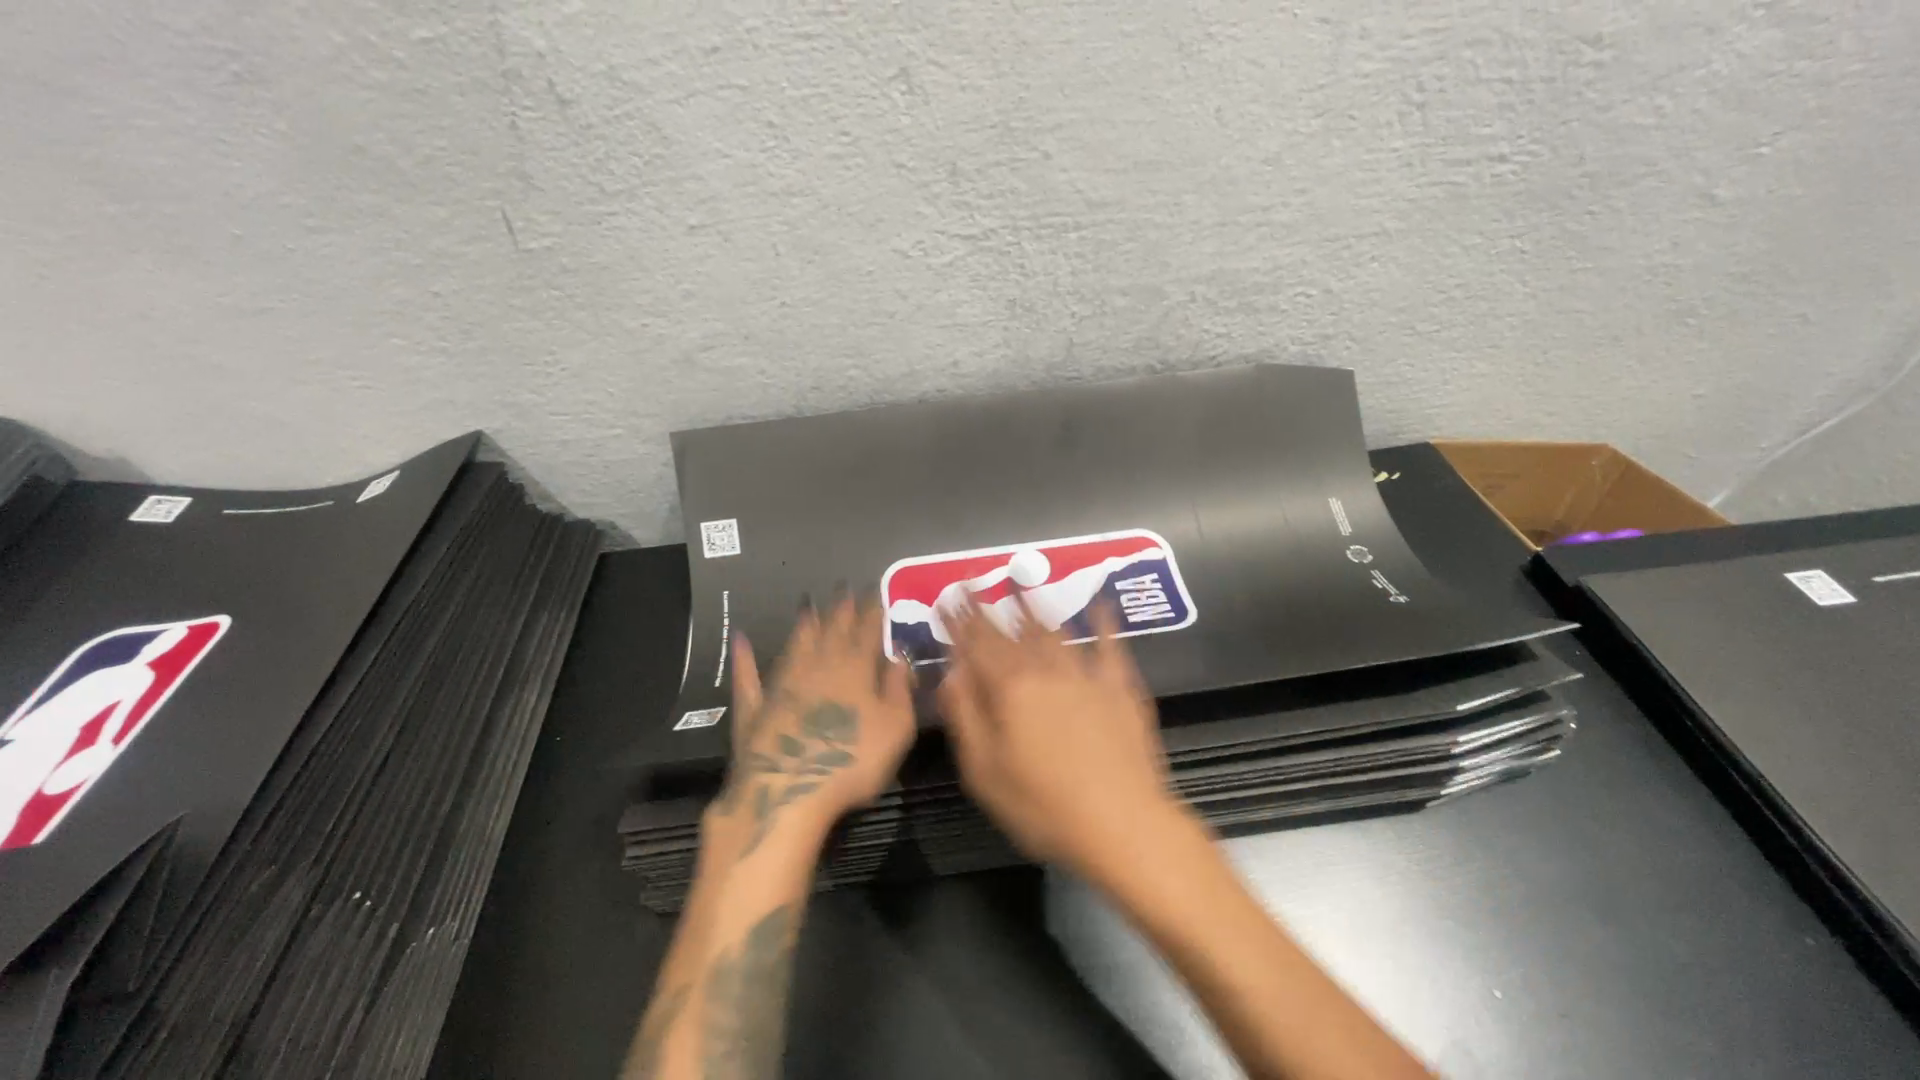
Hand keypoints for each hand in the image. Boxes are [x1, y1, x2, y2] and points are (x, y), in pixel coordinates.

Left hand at [709, 593, 915, 855]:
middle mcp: (818, 666)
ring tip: (808, 605)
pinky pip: (748, 675)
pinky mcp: (754, 707)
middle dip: (839, 607)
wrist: (788, 791)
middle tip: (842, 586)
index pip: (867, 630)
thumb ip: (898, 688)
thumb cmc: (852, 760)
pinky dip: (744, 657)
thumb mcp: (896, 727)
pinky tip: (740, 639)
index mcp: (855, 668)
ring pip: (795, 644)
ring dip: (803, 624)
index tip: (875, 589)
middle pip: (831, 629)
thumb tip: (897, 654)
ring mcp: (782, 684)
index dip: (872, 609)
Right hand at [937, 599, 1185, 875]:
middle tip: (975, 584)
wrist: (1123, 824)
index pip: (977, 646)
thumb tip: (950, 673)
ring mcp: (1088, 677)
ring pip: (1055, 633)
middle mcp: (1045, 672)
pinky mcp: (1121, 689)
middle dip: (989, 609)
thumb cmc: (1042, 806)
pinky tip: (1101, 604)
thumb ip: (964, 715)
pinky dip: (1103, 622)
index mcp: (1009, 691)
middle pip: (1012, 634)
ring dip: (1035, 608)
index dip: (960, 621)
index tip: (948, 596)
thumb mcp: (984, 771)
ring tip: (1021, 586)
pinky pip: (1110, 645)